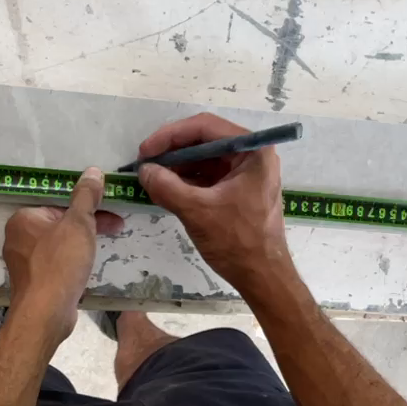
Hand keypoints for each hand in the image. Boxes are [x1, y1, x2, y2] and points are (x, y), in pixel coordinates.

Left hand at [1, 168, 125, 344]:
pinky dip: (71, 266)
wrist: (46, 313)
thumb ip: (86, 197)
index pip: (59, 205)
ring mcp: (24, 265)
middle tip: (115, 229)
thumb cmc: (59, 264)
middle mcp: (18, 240)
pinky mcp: (33, 285)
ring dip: (81, 247)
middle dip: (87, 227)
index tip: (110, 214)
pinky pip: (55, 267)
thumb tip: (93, 172)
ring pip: (58, 247)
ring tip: (102, 251)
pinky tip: (85, 273)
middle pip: (59, 225)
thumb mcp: (78, 224)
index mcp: (23, 219)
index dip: (87, 207)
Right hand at [135, 114, 295, 293]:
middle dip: (172, 153)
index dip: (170, 136)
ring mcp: (246, 175)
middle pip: (205, 142)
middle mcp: (252, 156)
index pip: (205, 128)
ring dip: (177, 169)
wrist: (262, 277)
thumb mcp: (198, 212)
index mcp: (252, 151)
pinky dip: (187, 183)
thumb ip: (167, 187)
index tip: (145, 151)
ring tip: (152, 180)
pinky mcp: (239, 193)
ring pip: (205, 161)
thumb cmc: (238, 243)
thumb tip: (143, 171)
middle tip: (146, 165)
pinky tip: (168, 191)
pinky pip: (209, 179)